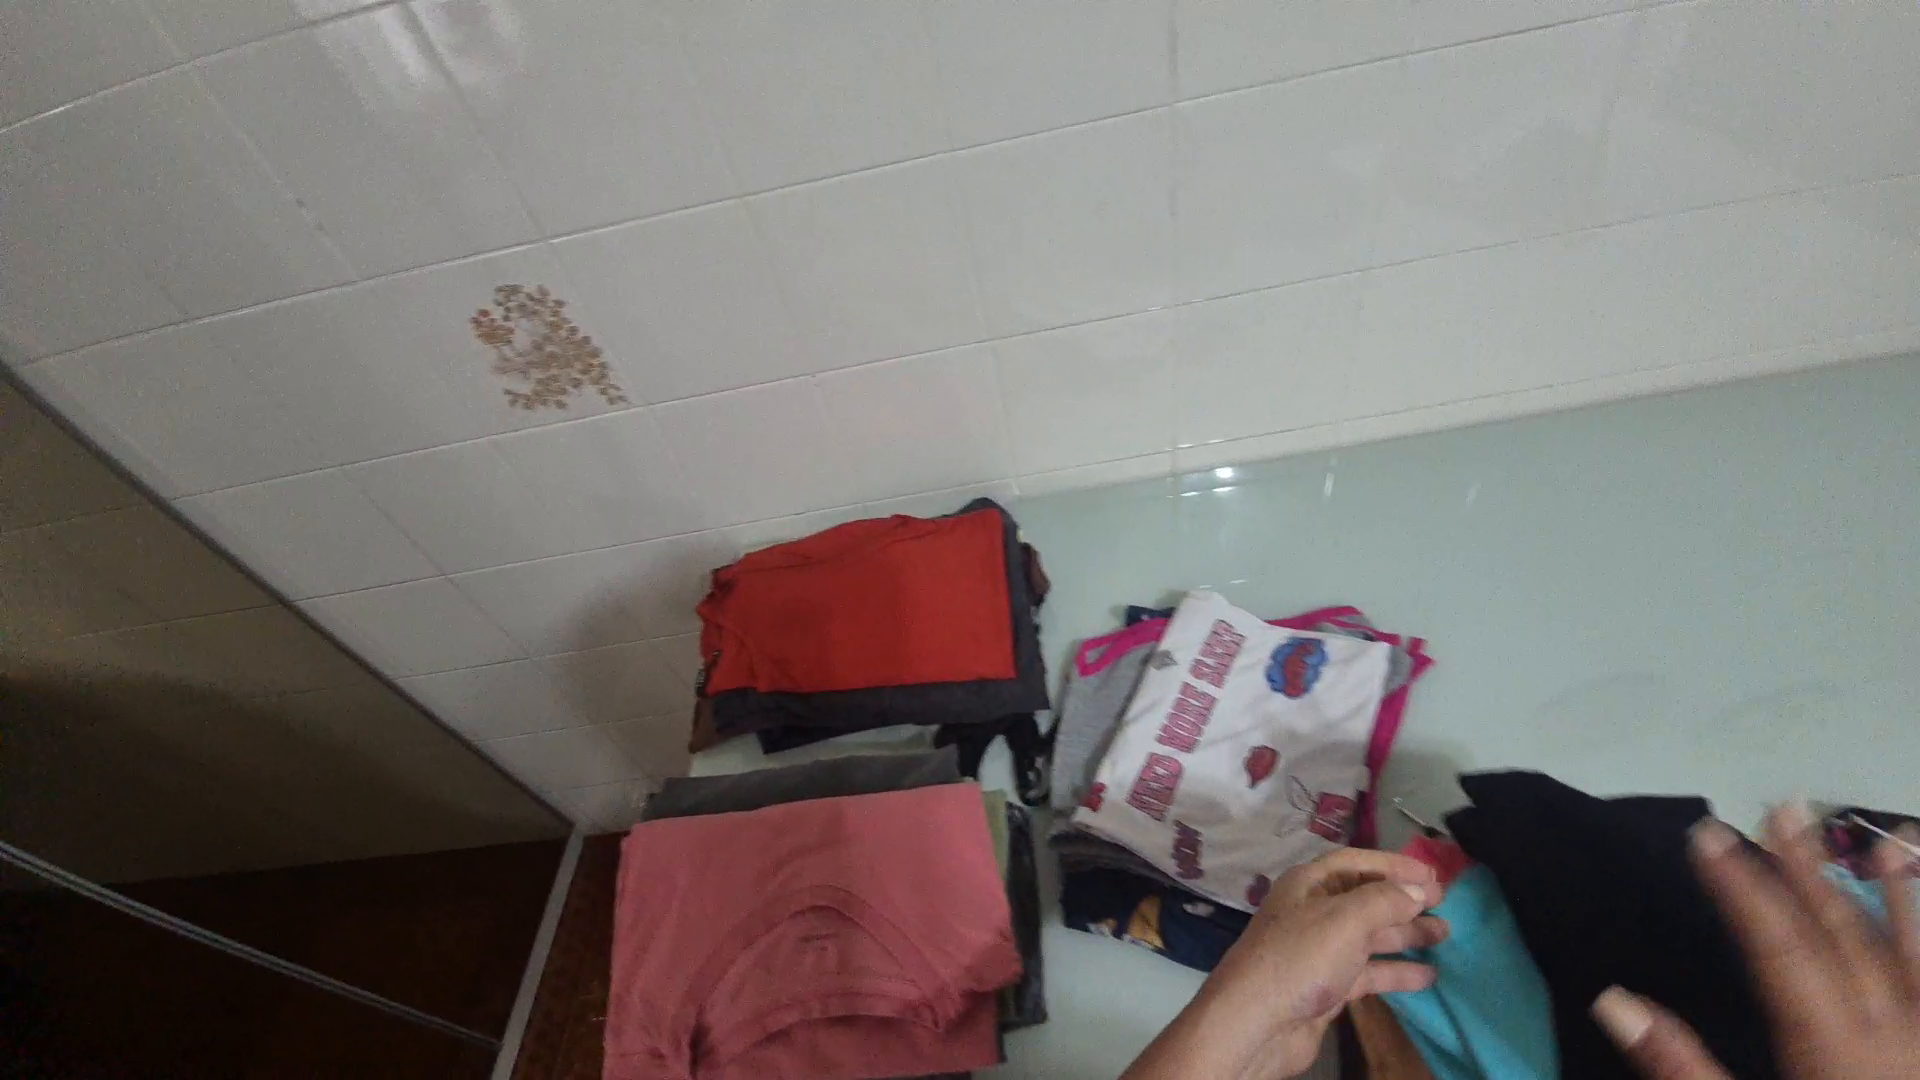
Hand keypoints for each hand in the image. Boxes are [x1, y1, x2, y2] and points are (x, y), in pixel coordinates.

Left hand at [1122, 849, 1448, 1079]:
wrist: (1258, 1019)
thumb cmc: (1299, 957)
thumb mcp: (1343, 920)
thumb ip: (1382, 901)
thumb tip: (1416, 886)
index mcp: (1308, 884)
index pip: (1353, 863)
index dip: (1391, 864)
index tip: (1431, 872)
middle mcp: (1312, 910)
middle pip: (1363, 896)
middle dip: (1402, 897)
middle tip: (1446, 902)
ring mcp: (1320, 948)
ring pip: (1369, 934)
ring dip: (1404, 932)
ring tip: (1446, 933)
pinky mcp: (1328, 984)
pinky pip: (1368, 970)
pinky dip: (1396, 971)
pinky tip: (1429, 975)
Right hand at [1592, 805, 1919, 1079]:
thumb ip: (1685, 1068)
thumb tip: (1613, 1001)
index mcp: (1835, 1050)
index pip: (1780, 949)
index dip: (1742, 887)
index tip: (1708, 834)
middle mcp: (1896, 1037)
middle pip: (1846, 939)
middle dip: (1810, 870)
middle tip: (1787, 807)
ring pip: (1919, 960)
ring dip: (1901, 897)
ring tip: (1889, 840)